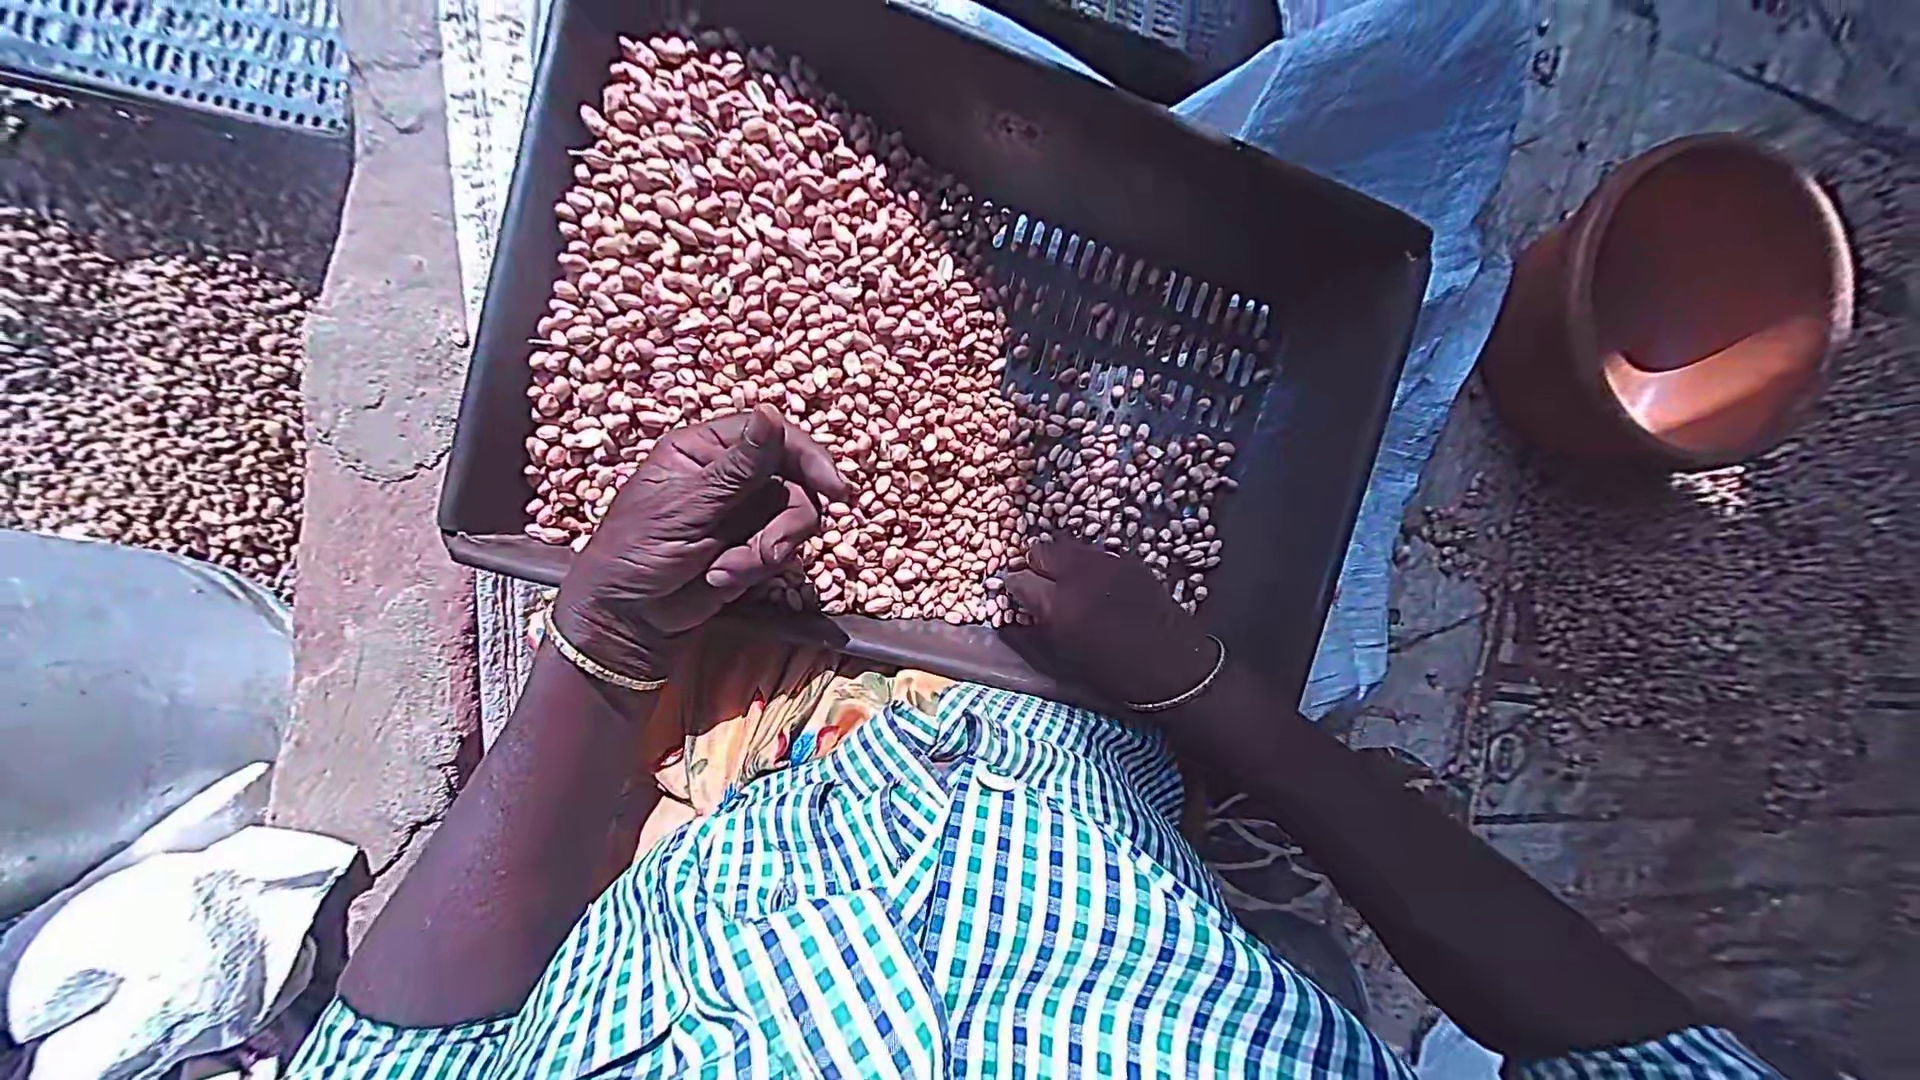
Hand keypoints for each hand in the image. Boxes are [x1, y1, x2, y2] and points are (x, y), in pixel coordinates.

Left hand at [552, 405, 848, 681]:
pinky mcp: (757, 543)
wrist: (629, 618)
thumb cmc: (636, 550)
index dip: (810, 457)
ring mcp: (749, 510)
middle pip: (798, 481)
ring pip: (798, 518)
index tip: (834, 488)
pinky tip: (724, 578)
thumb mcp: (686, 506)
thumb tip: (771, 413)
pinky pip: (785, 549)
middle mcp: (736, 474)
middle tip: (769, 552)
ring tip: (729, 570)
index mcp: (708, 449)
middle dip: (787, 523)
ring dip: (769, 550)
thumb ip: (737, 467)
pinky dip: (759, 567)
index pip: (773, 434)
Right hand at [1001, 539, 1217, 710]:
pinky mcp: (1129, 561)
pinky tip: (1094, 585)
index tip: (1017, 597)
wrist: (1174, 670)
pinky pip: (1094, 554)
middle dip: (1033, 565)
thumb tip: (1006, 621)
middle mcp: (1078, 574)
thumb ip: (1028, 636)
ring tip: (1066, 583)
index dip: (1014, 588)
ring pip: (1067, 546)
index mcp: (1057, 603)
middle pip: (1040, 550)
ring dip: (1059, 561)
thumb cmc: (1112, 674)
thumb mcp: (1062, 661)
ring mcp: (1106, 563)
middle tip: (1039, 585)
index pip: (1017, 578)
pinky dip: (1086, 565)